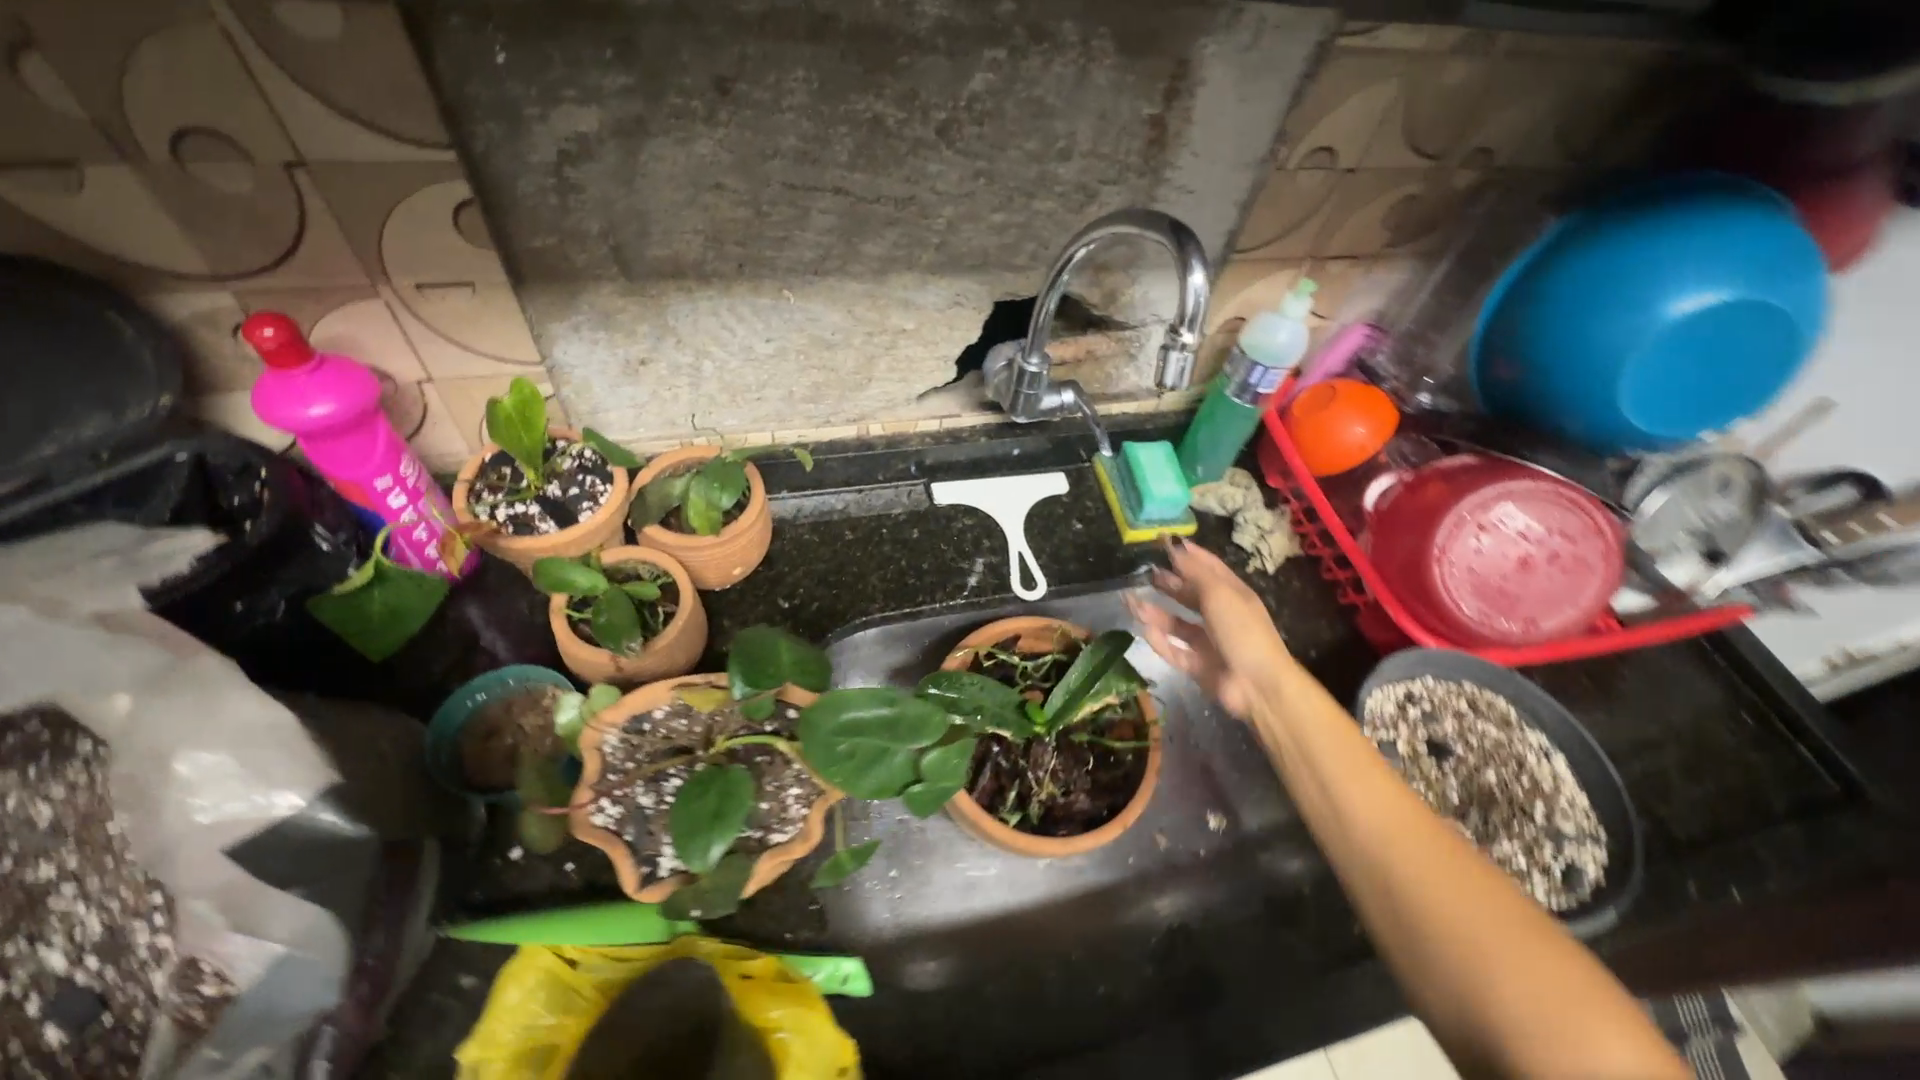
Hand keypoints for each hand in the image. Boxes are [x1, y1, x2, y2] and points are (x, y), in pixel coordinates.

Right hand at [1125, 539, 1293, 718]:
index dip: (1188, 554)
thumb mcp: (1219, 593)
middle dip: (1168, 584)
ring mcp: (1208, 642)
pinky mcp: (1198, 665)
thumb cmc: (1242, 630)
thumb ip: (1194, 570)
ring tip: (1131, 602)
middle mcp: (1220, 615)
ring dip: (1155, 613)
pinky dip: (1160, 642)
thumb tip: (1175, 544)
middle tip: (1144, 574)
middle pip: (1190, 596)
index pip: (1208, 568)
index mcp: (1232, 594)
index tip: (1163, 542)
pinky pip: (1174, 651)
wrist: (1257, 685)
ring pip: (1176, 624)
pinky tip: (1145, 630)